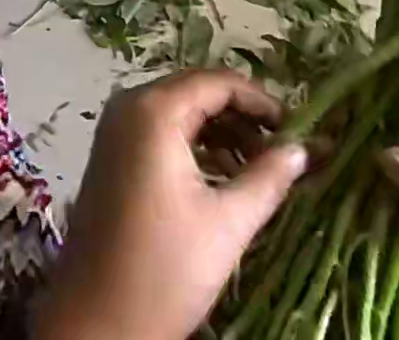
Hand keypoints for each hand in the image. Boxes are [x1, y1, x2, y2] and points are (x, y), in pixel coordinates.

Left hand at [33, 70, 308, 339]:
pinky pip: (161, 129)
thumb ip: (269, 178)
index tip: (297, 128)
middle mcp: (130, 104)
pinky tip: (224, 174)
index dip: (261, 100)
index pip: (217, 82)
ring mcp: (116, 126)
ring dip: (220, 130)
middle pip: (197, 91)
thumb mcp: (227, 223)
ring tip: (261, 166)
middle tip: (283, 147)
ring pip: (179, 110)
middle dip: (242, 115)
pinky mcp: (112, 149)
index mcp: (154, 110)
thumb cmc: (164, 270)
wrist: (94, 321)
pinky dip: (195, 142)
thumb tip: (304, 148)